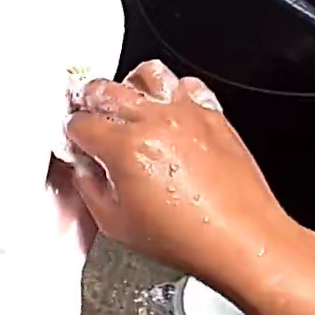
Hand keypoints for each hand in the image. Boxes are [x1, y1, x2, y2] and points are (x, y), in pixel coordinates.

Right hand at [66, 60, 308, 289]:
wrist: (242, 241)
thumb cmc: (186, 236)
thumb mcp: (113, 221)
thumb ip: (88, 186)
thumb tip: (85, 167)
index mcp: (125, 146)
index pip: (80, 122)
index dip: (72, 133)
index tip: (77, 141)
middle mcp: (155, 122)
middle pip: (105, 88)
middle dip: (89, 102)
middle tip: (90, 118)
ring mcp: (186, 114)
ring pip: (147, 73)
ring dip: (129, 88)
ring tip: (126, 106)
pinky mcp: (212, 116)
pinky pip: (186, 85)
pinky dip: (170, 93)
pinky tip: (164, 112)